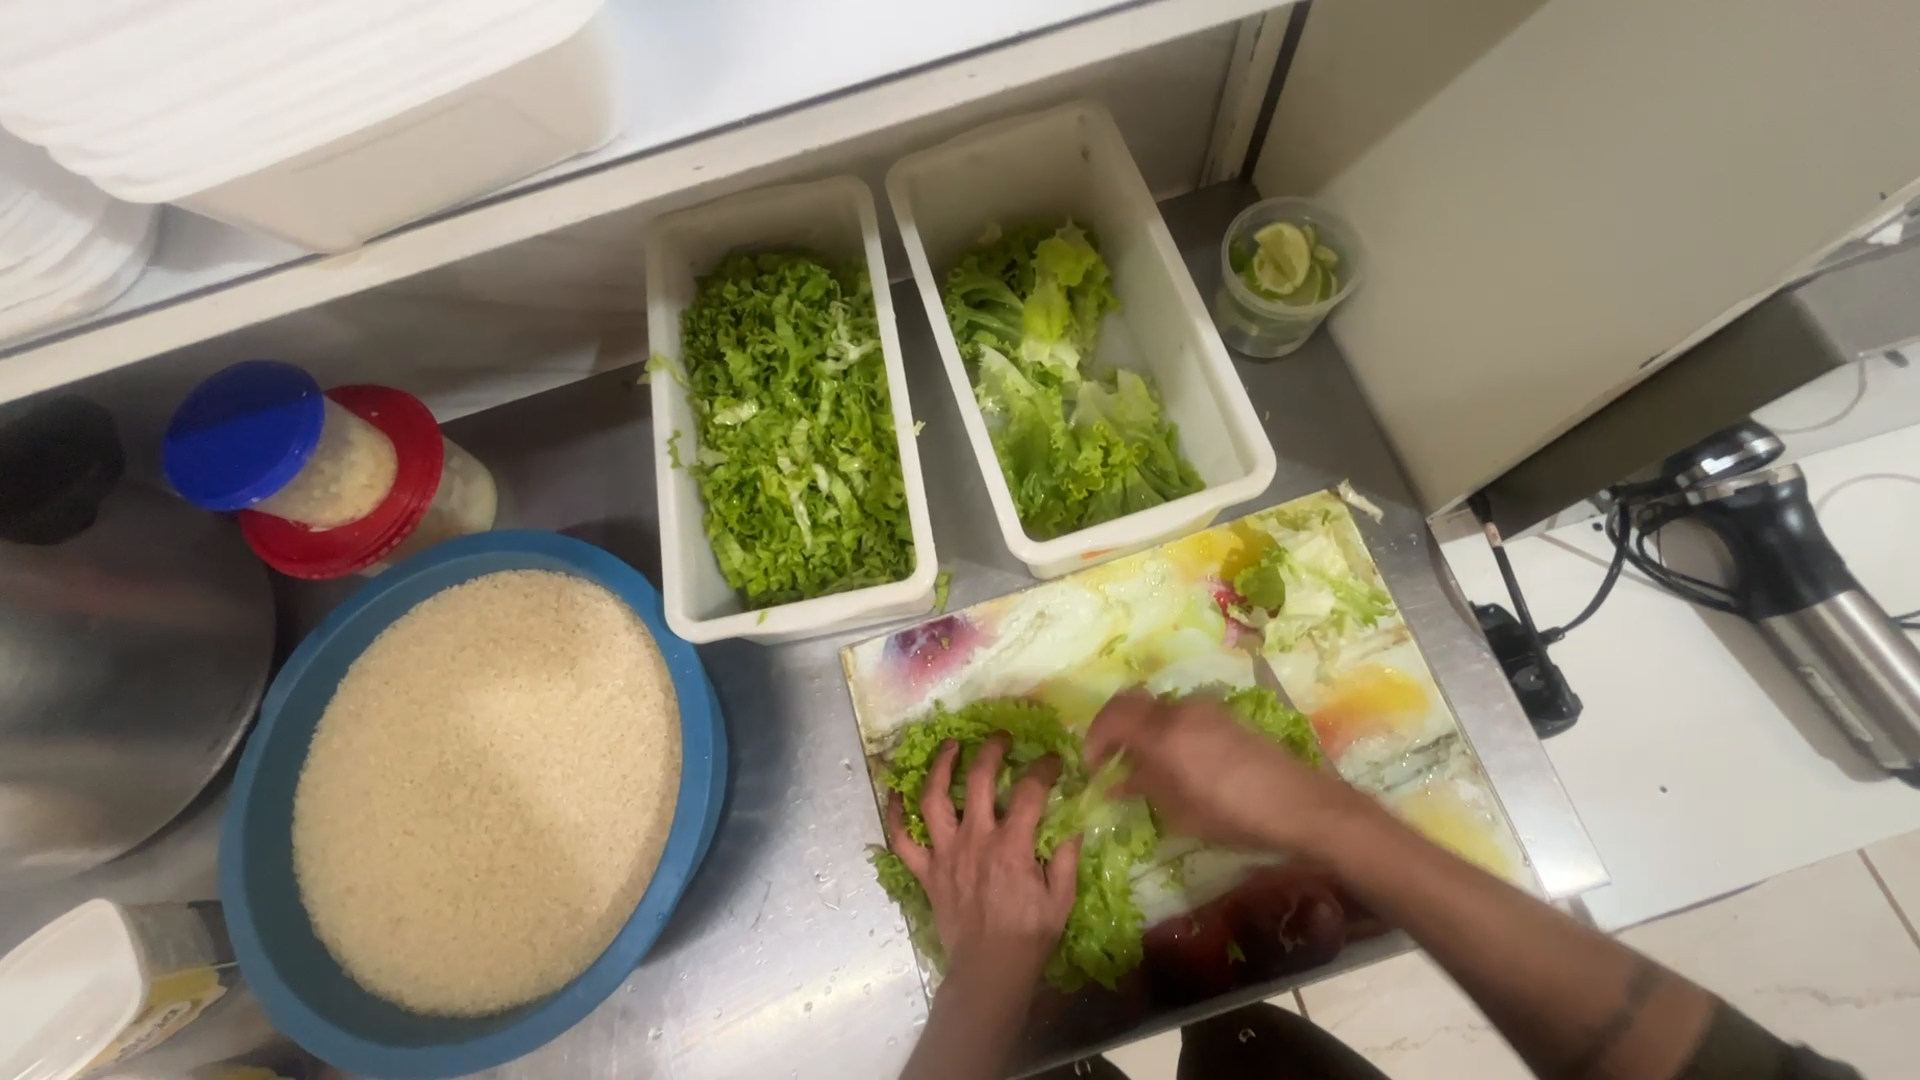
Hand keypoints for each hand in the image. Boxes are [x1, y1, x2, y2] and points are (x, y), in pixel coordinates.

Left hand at [885, 736, 1082, 981]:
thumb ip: (1065, 856)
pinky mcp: (926, 871)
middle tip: (1000, 738)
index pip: (1029, 791)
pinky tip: (896, 793)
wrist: (989, 973)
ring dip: (940, 766)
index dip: (1043, 768)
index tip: (1053, 759)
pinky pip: (902, 839)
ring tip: (950, 746)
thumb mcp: (1060, 898)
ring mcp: (945, 854)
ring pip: (933, 799)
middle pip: (977, 780)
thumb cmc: (1029, 937)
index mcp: (1011, 845)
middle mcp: (975, 840)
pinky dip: (896, 814)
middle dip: (990, 750)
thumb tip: (1074, 823)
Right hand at [1085, 689, 1371, 854]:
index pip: (1112, 718)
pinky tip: (1176, 759)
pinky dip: (1165, 729)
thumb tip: (1118, 779)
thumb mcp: (1180, 811)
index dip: (1094, 738)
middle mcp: (1179, 711)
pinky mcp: (1226, 716)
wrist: (1300, 805)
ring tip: (1143, 761)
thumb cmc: (1233, 815)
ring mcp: (1205, 709)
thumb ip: (1143, 787)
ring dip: (1141, 727)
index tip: (1091, 764)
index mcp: (1163, 734)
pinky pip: (1181, 714)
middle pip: (1131, 703)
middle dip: (1113, 726)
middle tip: (1108, 755)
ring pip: (1157, 707)